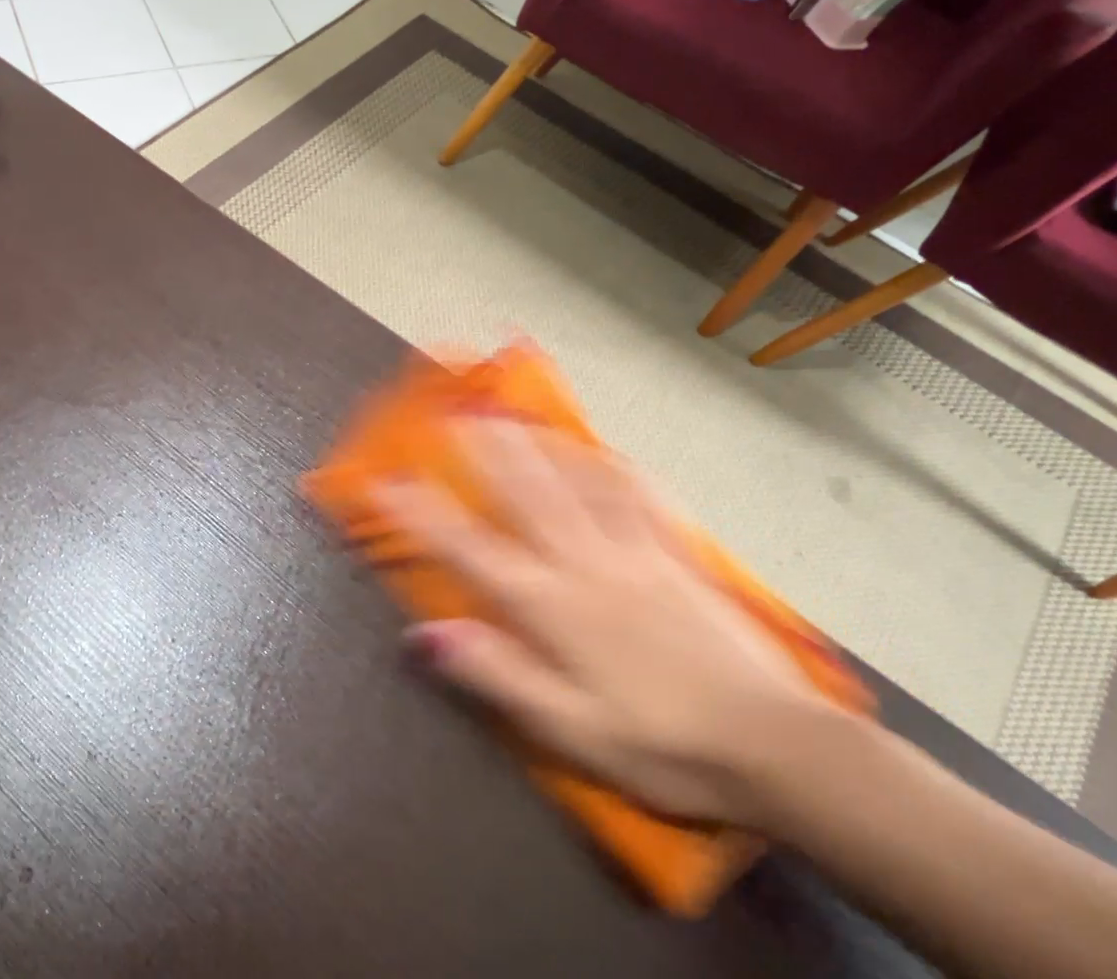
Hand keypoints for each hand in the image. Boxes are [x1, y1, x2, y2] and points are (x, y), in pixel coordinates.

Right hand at [374, 419, 843, 826]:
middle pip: (527, 495)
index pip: (470, 549)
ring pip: (583, 486)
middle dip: (485, 453)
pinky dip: (616, 471)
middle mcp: (588, 567)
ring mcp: (640, 557)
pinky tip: (607, 457)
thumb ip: (495, 674)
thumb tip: (425, 634)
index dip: (422, 514)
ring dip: (543, 447)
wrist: (777, 749)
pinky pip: (644, 501)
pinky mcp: (683, 561)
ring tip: (518, 419)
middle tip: (456, 414)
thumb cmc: (659, 745)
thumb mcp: (565, 728)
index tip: (386, 482)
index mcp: (552, 608)